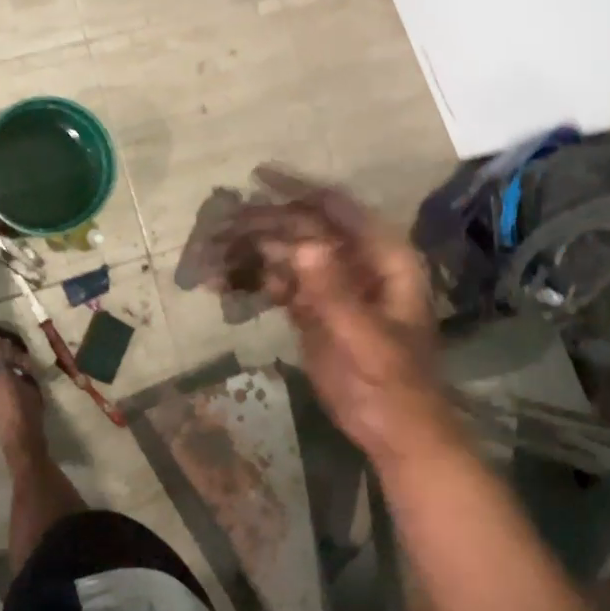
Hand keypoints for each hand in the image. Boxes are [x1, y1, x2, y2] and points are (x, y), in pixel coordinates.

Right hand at [215, 167, 455, 461]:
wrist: (396, 433)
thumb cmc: (395, 385)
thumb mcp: (366, 339)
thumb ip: (334, 292)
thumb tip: (302, 245)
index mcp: (382, 259)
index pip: (338, 209)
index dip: (300, 188)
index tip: (258, 177)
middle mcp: (356, 262)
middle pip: (304, 228)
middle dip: (262, 223)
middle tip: (220, 223)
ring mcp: (333, 285)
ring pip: (287, 254)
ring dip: (251, 251)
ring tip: (213, 249)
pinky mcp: (313, 309)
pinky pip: (279, 283)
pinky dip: (253, 280)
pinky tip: (223, 281)